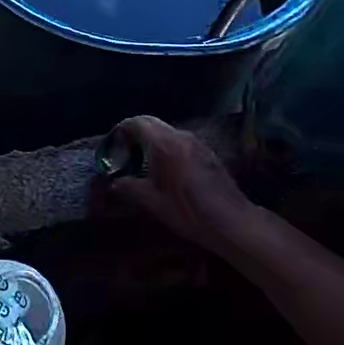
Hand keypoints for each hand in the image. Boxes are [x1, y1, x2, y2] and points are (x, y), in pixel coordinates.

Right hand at [93, 116, 259, 252]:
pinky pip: (179, 141)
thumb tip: (113, 182)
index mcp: (164, 144)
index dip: (120, 130)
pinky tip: (163, 169)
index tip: (111, 145)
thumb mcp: (152, 202)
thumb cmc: (189, 211)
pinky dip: (165, 147)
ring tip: (140, 162)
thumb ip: (128, 187)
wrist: (232, 222)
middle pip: (151, 123)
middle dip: (134, 134)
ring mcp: (196, 142)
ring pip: (166, 131)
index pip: (136, 122)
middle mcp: (180, 136)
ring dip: (150, 141)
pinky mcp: (206, 152)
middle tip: (123, 153)